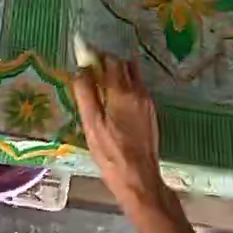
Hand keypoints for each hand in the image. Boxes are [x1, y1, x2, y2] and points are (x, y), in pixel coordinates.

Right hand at [71, 53, 168, 211]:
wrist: (139, 176)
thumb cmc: (110, 152)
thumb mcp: (91, 124)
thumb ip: (86, 94)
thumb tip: (81, 70)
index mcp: (122, 91)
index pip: (110, 61)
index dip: (97, 55)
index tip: (85, 56)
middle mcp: (138, 91)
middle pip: (124, 65)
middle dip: (108, 62)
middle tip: (92, 68)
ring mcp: (147, 102)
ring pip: (134, 76)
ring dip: (119, 73)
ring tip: (102, 82)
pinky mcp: (151, 112)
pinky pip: (138, 89)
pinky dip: (127, 85)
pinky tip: (116, 99)